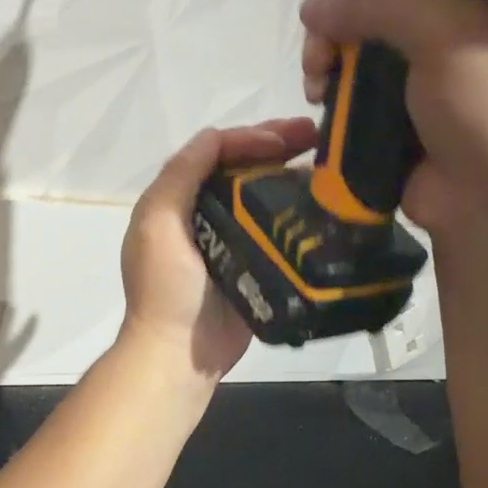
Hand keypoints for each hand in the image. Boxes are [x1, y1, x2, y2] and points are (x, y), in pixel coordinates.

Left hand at [119, 120, 316, 383]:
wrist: (178, 352)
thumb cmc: (166, 286)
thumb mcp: (157, 223)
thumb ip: (179, 176)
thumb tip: (214, 136)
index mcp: (176, 202)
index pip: (214, 153)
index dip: (250, 138)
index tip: (289, 137)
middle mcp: (201, 215)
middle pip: (241, 169)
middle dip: (278, 148)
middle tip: (319, 137)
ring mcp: (228, 241)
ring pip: (262, 196)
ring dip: (292, 176)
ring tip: (330, 166)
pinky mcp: (252, 265)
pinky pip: (276, 229)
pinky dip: (298, 212)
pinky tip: (325, 203)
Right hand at [291, 0, 487, 230]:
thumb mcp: (450, 32)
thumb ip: (381, 2)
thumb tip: (314, 4)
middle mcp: (472, 22)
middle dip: (339, 4)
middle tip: (310, 21)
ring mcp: (436, 72)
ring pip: (365, 41)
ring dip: (330, 50)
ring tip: (316, 74)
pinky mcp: (406, 114)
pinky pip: (358, 86)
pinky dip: (333, 87)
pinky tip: (319, 95)